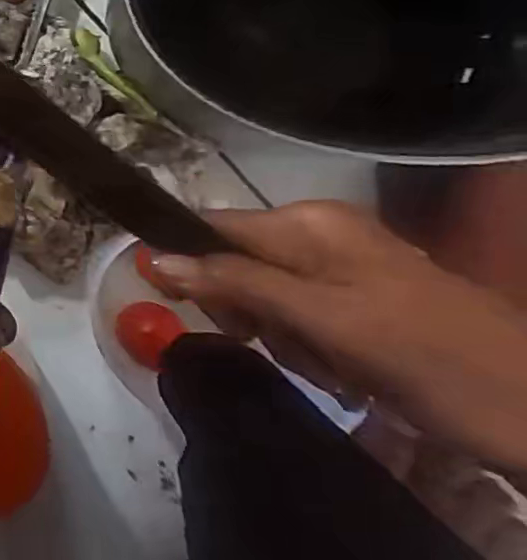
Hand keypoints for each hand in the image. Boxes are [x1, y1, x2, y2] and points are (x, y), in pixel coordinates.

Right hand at [148, 200, 526, 471]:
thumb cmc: (439, 362)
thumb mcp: (329, 322)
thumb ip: (236, 282)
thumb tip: (151, 258)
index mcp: (308, 221)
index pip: (209, 227)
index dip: (189, 264)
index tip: (192, 309)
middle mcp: (321, 230)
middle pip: (234, 261)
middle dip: (245, 309)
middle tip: (270, 343)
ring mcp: (347, 263)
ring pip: (265, 292)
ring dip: (280, 335)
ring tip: (325, 367)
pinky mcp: (366, 296)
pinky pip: (302, 311)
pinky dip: (311, 344)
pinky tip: (343, 370)